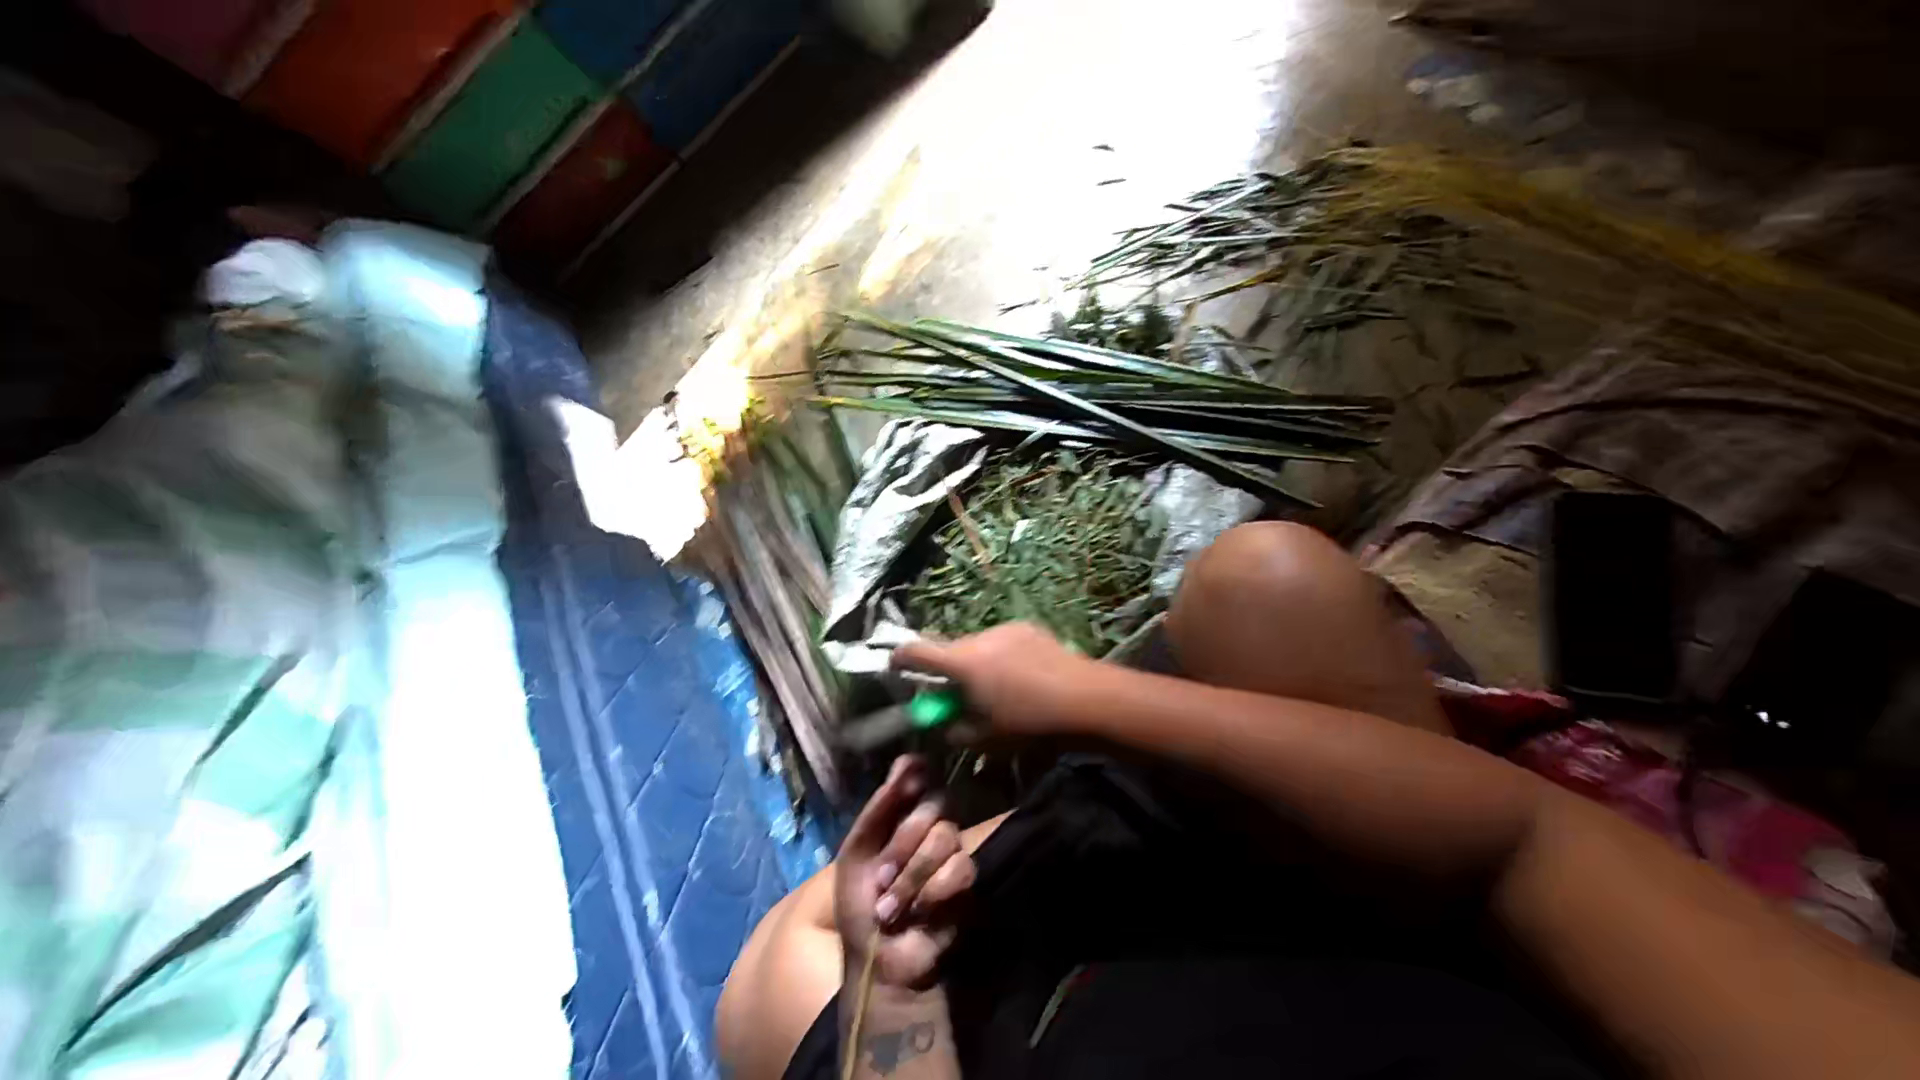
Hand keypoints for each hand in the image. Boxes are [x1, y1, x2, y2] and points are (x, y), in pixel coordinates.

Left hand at [835, 756, 975, 989]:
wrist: (878, 959)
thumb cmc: (859, 906)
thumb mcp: (856, 854)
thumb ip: (879, 808)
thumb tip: (907, 760)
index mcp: (899, 813)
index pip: (916, 773)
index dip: (913, 775)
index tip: (906, 784)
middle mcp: (928, 824)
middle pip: (934, 803)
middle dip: (903, 842)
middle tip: (882, 877)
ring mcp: (950, 850)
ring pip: (945, 837)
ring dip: (912, 876)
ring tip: (892, 907)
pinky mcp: (967, 881)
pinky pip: (960, 868)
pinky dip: (933, 893)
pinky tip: (919, 913)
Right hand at [891, 623, 1090, 735]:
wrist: (1084, 698)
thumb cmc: (1030, 722)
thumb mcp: (987, 738)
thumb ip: (957, 730)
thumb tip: (947, 725)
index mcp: (962, 663)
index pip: (916, 651)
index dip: (900, 658)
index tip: (894, 666)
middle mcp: (979, 638)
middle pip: (950, 649)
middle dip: (947, 669)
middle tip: (956, 692)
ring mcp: (1005, 629)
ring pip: (977, 645)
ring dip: (976, 662)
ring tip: (995, 686)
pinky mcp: (1028, 628)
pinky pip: (1002, 641)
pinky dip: (1000, 656)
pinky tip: (1021, 676)